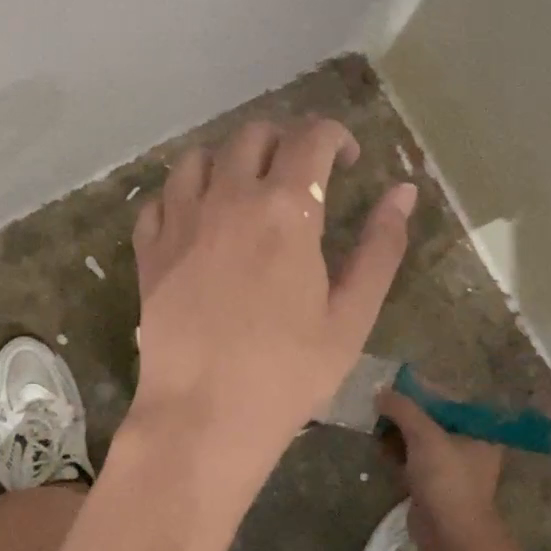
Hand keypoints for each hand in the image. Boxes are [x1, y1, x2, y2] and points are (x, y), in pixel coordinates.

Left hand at [131, 118, 415, 454]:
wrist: (203, 414)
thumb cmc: (287, 373)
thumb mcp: (351, 317)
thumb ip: (379, 248)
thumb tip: (402, 193)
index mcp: (286, 210)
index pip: (311, 138)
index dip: (335, 136)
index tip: (346, 160)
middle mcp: (227, 201)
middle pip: (251, 136)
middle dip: (282, 141)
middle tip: (297, 174)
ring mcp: (179, 225)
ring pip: (196, 160)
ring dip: (226, 161)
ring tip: (242, 190)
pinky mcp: (148, 255)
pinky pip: (156, 202)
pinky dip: (178, 197)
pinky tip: (194, 220)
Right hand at [377, 389, 504, 550]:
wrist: (449, 533)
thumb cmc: (446, 479)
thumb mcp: (425, 436)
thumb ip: (403, 410)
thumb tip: (379, 391)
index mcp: (478, 431)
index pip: (449, 401)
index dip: (422, 391)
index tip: (393, 385)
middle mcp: (467, 447)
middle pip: (432, 421)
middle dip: (404, 413)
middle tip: (377, 404)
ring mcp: (449, 468)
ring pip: (419, 441)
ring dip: (397, 433)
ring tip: (372, 423)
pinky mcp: (431, 485)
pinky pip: (411, 461)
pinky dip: (396, 453)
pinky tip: (377, 447)